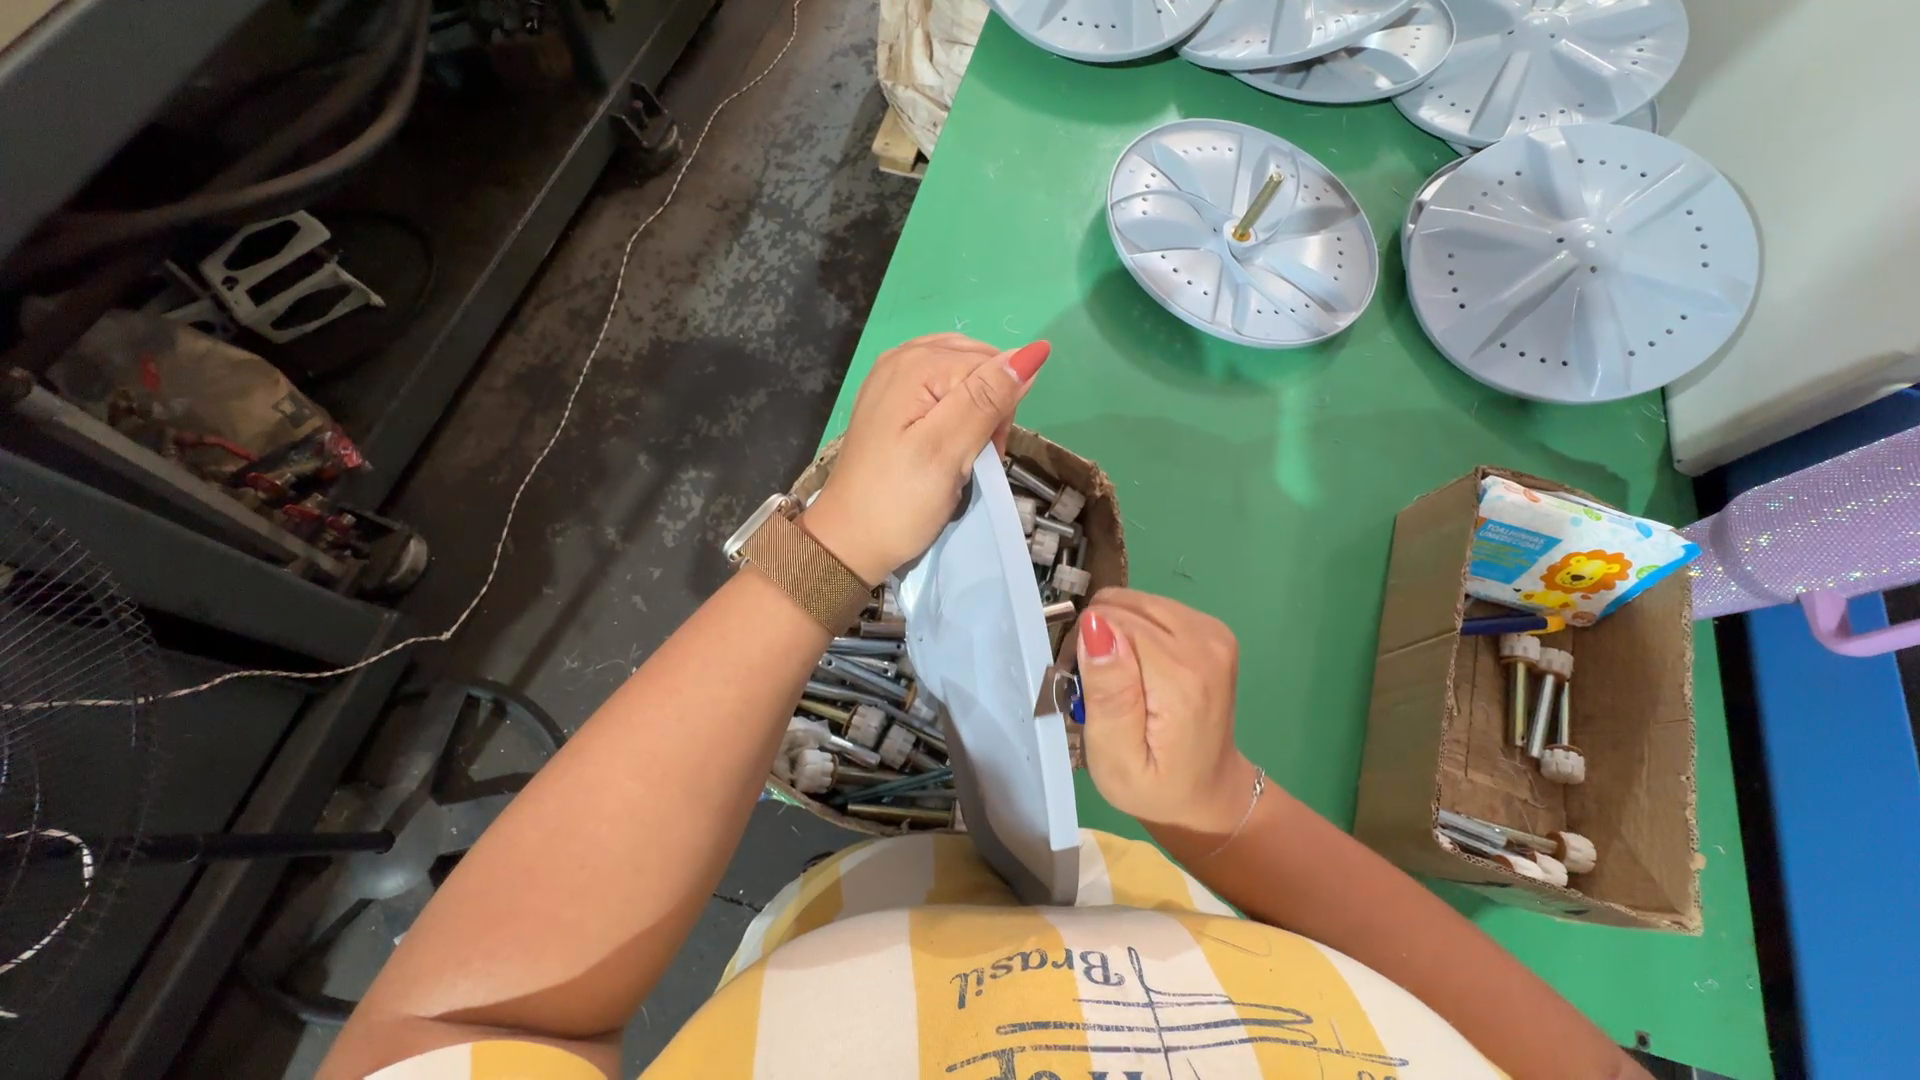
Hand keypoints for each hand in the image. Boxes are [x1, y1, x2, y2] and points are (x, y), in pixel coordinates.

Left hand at [801, 333, 1049, 583]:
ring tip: (964, 451)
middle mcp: (901, 358)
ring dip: (975, 410)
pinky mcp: (890, 401)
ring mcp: (891, 379)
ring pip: (961, 376)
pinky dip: (955, 411)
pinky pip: (940, 388)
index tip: (988, 454)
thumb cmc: (900, 500)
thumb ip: (988, 398)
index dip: (1002, 408)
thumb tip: (1032, 353)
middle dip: (990, 406)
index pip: (991, 364)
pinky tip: (949, 439)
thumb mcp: (948, 449)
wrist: (850, 540)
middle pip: (976, 364)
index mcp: (915, 364)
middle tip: (976, 456)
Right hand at [1076, 589, 1258, 838]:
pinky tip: (1136, 667)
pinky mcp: (1211, 628)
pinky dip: (1135, 630)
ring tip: (1118, 680)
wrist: (1206, 792)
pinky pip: (1153, 608)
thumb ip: (1107, 694)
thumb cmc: (1154, 785)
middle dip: (1100, 637)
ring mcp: (1213, 632)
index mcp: (1183, 677)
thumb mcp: (1116, 758)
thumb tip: (1095, 626)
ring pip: (1137, 601)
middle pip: (1125, 606)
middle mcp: (1206, 642)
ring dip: (1116, 632)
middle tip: (1100, 688)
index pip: (1114, 621)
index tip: (1084, 687)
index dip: (1087, 647)